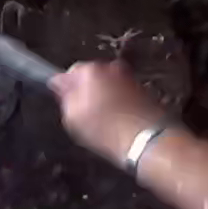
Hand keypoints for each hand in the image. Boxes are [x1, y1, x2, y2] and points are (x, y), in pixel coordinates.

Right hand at [48, 60, 166, 161]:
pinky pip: (122, 94)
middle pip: (90, 77)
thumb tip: (59, 84)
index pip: (68, 72)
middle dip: (85, 91)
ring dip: (103, 97)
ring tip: (101, 120)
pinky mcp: (145, 91)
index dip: (65, 89)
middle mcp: (111, 68)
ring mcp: (130, 78)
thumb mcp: (72, 116)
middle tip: (81, 114)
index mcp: (90, 70)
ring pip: (108, 85)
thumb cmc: (105, 128)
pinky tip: (116, 121)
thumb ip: (63, 96)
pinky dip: (118, 104)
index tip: (64, 103)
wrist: (148, 141)